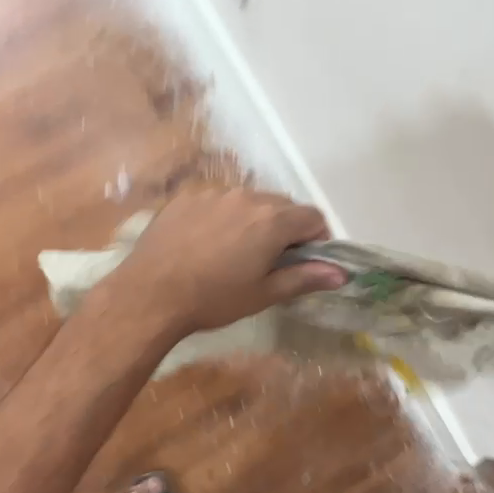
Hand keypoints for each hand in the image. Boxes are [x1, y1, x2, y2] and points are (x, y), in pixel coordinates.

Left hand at [101, 188, 348, 338]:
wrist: (151, 294)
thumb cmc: (214, 299)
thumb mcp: (264, 294)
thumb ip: (305, 277)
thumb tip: (342, 274)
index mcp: (273, 220)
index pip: (313, 217)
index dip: (316, 239)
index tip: (304, 262)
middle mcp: (247, 196)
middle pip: (282, 206)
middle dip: (285, 229)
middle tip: (270, 261)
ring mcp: (214, 193)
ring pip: (248, 201)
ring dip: (253, 220)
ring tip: (235, 252)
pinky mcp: (186, 196)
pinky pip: (217, 201)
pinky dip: (223, 216)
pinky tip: (206, 243)